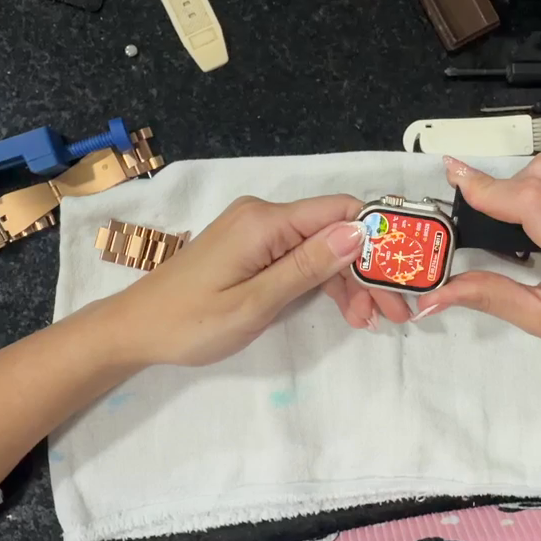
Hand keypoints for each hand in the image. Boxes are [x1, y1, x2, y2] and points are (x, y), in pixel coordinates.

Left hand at [104, 195, 410, 366]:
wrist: (137, 329)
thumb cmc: (192, 322)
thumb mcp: (255, 302)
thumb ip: (306, 267)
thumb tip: (358, 232)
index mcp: (265, 222)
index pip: (340, 211)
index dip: (379, 237)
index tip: (404, 273)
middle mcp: (264, 216)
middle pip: (334, 232)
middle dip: (368, 270)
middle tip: (394, 313)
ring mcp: (258, 232)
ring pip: (321, 248)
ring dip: (349, 282)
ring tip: (371, 321)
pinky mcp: (253, 249)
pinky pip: (299, 258)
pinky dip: (322, 283)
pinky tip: (344, 310)